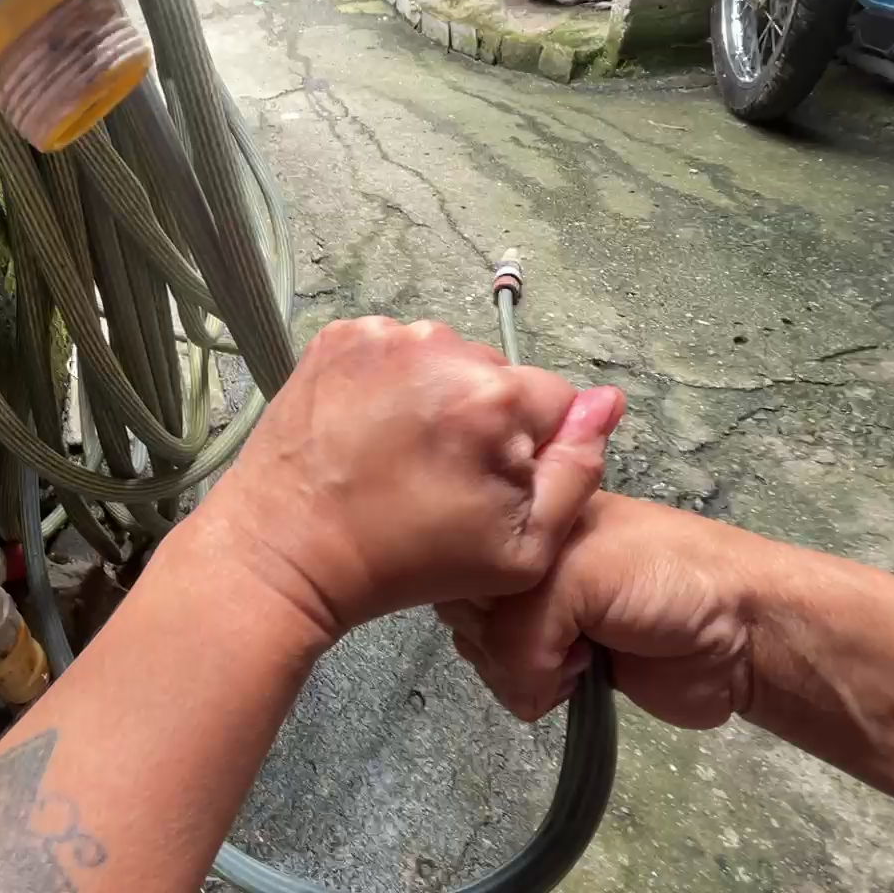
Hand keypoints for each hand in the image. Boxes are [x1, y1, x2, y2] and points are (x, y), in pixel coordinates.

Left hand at [191, 317, 624, 640]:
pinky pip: (390, 350)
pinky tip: (364, 424)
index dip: (529, 448)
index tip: (482, 483)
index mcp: (492, 394)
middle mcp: (437, 343)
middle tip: (433, 471)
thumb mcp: (521, 548)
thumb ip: (577, 470)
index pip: (552, 401)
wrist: (287, 546)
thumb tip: (607, 401)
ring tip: (394, 448)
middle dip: (480, 416)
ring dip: (433, 394)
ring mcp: (378, 334)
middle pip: (493, 375)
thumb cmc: (405, 560)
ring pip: (441, 359)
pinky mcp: (335, 337)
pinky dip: (388, 379)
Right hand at [437, 493, 768, 728]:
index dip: (470, 581)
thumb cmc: (661, 577)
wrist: (743, 635)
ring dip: (514, 663)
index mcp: (521, 516)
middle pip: (460, 601)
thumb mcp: (575, 576)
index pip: (457, 550)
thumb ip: (515, 625)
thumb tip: (506, 682)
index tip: (508, 600)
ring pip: (476, 644)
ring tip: (573, 658)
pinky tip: (570, 680)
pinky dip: (528, 688)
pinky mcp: (551, 660)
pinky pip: (504, 678)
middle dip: (495, 629)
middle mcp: (519, 561)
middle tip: (553, 632)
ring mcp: (534, 612)